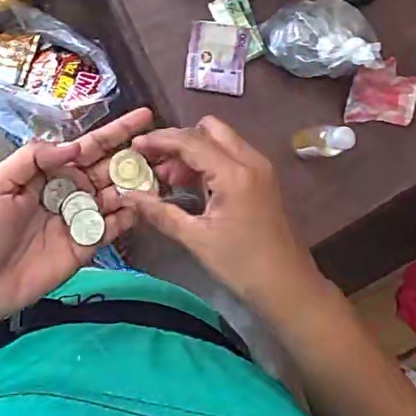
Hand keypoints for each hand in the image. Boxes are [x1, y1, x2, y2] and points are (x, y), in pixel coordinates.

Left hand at [0, 108, 158, 324]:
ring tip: (162, 173)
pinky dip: (130, 216)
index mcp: (49, 172)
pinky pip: (113, 227)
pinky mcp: (85, 247)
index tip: (145, 116)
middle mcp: (69, 191)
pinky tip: (145, 205)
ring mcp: (80, 219)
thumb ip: (33, 158)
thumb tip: (73, 146)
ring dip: (138, 184)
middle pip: (108, 168)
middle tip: (163, 145)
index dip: (115, 132)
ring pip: (116, 196)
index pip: (87, 147)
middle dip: (135, 155)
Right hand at [114, 116, 327, 312]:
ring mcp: (260, 168)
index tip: (135, 146)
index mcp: (234, 173)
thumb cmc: (242, 264)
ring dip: (193, 151)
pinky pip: (230, 155)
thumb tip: (127, 197)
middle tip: (154, 162)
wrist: (288, 286)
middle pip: (209, 129)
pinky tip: (190, 185)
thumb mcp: (196, 239)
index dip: (160, 140)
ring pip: (220, 140)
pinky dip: (208, 161)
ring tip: (167, 178)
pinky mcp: (262, 178)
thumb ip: (160, 212)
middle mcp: (250, 160)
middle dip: (178, 140)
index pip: (191, 141)